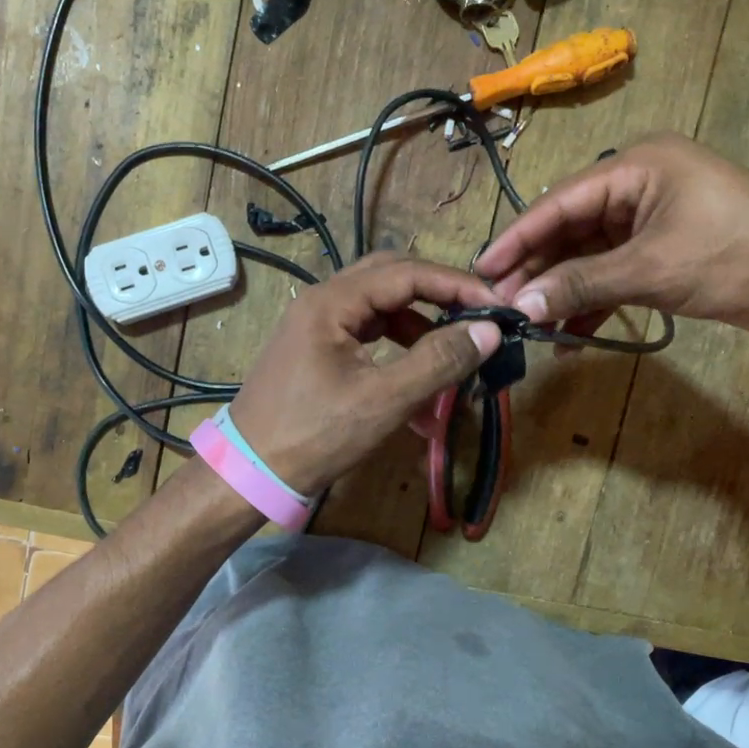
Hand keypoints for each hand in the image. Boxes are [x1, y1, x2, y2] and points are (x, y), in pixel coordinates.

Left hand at [229, 254, 502, 494]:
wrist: (250, 474)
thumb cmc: (314, 435)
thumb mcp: (383, 401)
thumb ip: (437, 362)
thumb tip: (489, 330)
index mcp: (332, 302)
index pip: (407, 272)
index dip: (457, 285)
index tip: (498, 307)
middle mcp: (322, 303)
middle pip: (392, 281)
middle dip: (438, 300)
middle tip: (476, 320)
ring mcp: (316, 329)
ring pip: (381, 313)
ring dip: (419, 333)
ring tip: (452, 364)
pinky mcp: (316, 355)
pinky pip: (367, 342)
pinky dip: (397, 359)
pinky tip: (419, 399)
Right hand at [474, 133, 748, 333]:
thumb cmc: (734, 253)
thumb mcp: (651, 268)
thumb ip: (582, 285)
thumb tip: (521, 308)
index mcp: (635, 166)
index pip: (559, 202)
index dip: (518, 238)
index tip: (482, 271)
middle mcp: (638, 185)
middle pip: (570, 229)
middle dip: (537, 270)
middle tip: (501, 305)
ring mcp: (651, 219)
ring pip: (588, 256)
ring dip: (561, 291)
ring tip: (529, 325)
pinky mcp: (663, 251)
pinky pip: (612, 274)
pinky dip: (592, 302)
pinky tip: (567, 334)